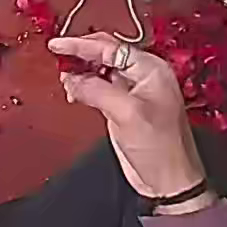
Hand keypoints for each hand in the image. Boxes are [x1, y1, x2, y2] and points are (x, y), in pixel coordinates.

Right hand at [49, 34, 211, 206]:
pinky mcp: (125, 105)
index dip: (81, 44)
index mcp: (151, 68)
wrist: (169, 182)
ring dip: (82, 70)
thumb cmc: (159, 147)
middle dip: (81, 54)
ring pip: (102, 68)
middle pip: (107, 53)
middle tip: (57, 57)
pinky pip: (101, 85)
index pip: (111, 47)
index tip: (57, 45)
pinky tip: (74, 91)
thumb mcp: (127, 114)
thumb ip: (97, 90)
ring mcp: (134, 90)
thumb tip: (71, 78)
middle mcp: (144, 74)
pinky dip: (86, 85)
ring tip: (64, 77)